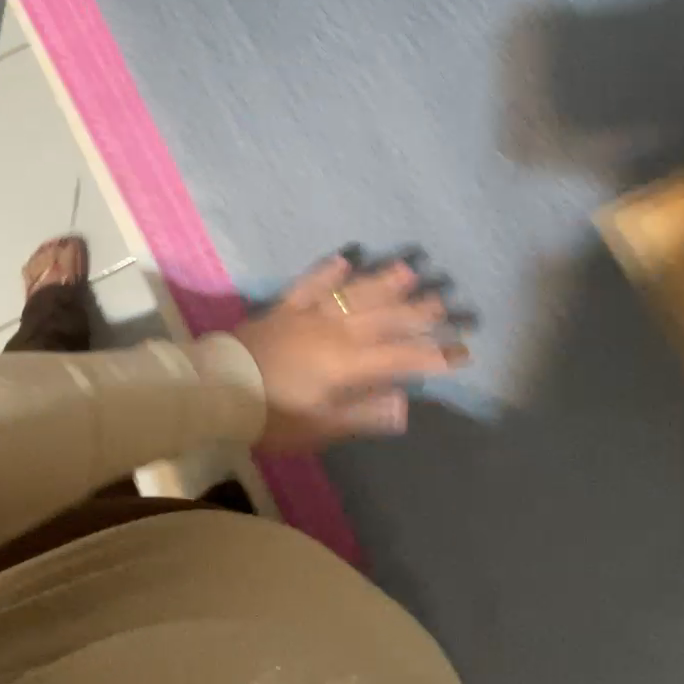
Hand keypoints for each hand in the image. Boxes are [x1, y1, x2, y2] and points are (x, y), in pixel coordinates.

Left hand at [233, 254, 467, 450]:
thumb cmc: (273, 415)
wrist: (220, 388)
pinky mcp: (284, 308)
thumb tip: (406, 403)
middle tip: (447, 302)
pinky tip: (344, 257)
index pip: (402, 356)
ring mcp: (309, 315)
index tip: (463, 350)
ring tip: (409, 270)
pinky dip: (328, 271)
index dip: (435, 355)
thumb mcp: (322, 426)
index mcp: (349, 364)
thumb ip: (364, 414)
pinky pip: (310, 284)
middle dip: (418, 312)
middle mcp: (335, 332)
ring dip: (381, 283)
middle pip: (384, 318)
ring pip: (354, 295)